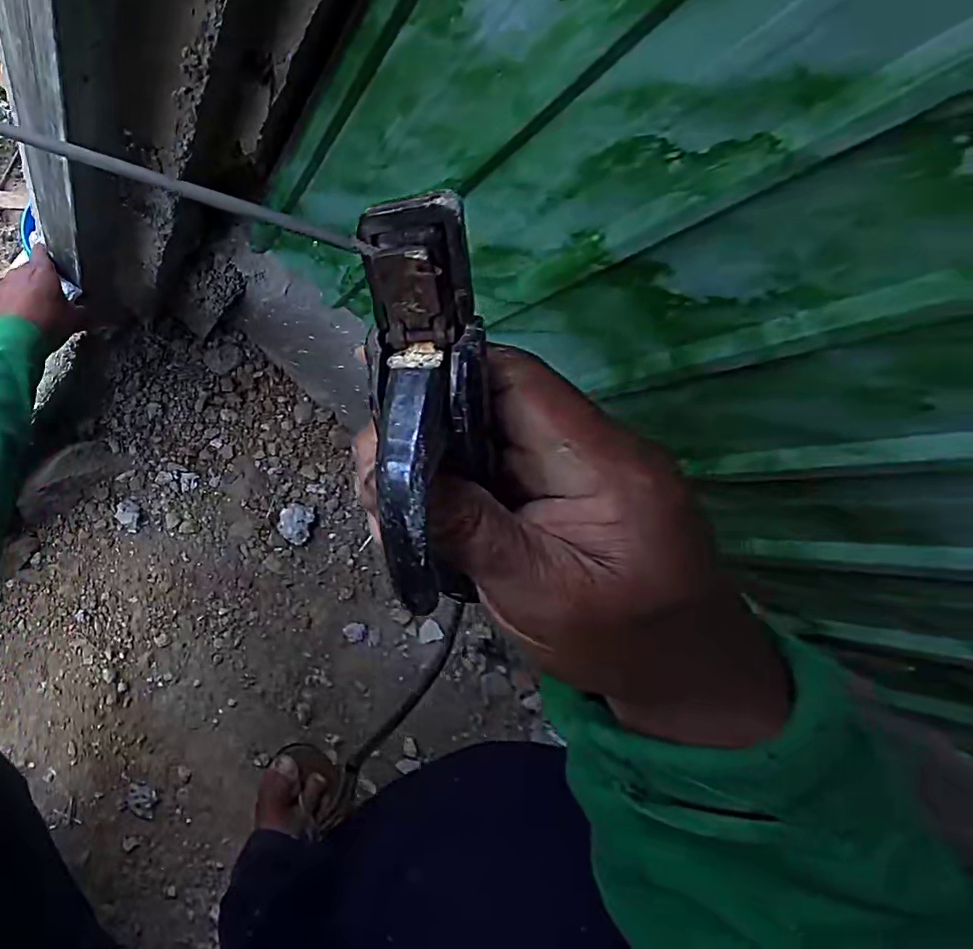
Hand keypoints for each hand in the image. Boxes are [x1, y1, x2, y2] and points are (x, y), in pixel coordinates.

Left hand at [0, 243, 85, 351]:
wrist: (10, 347)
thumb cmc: (44, 326)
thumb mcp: (72, 321)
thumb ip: (82, 313)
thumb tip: (93, 314)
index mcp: (40, 271)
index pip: (42, 251)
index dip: (47, 257)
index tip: (52, 268)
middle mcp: (16, 274)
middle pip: (25, 271)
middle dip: (33, 282)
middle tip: (43, 300)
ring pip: (9, 287)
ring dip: (16, 297)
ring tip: (26, 317)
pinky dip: (2, 313)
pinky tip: (9, 328)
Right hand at [354, 346, 789, 747]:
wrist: (684, 685)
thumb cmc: (624, 643)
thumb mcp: (534, 588)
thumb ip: (464, 525)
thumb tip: (388, 469)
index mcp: (598, 460)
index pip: (515, 378)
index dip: (444, 368)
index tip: (381, 385)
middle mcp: (576, 449)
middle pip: (475, 404)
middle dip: (409, 432)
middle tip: (367, 479)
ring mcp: (555, 469)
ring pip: (461, 438)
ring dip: (410, 467)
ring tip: (381, 513)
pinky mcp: (536, 491)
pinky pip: (469, 469)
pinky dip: (428, 488)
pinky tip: (405, 521)